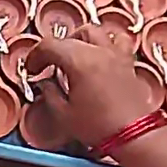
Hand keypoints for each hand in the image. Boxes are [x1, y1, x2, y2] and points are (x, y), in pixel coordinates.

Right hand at [28, 36, 155, 147]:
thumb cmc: (98, 126)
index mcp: (78, 61)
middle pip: (69, 37)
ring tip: (71, 57)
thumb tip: (45, 83)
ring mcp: (116, 54)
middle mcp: (98, 51)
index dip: (35, 56)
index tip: (31, 70)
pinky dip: (103, 43)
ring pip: (93, 32)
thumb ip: (49, 93)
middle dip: (53, 49)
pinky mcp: (128, 62)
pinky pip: (115, 40)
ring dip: (77, 40)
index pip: (49, 45)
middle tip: (46, 66)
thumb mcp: (63, 114)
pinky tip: (98, 57)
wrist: (134, 135)